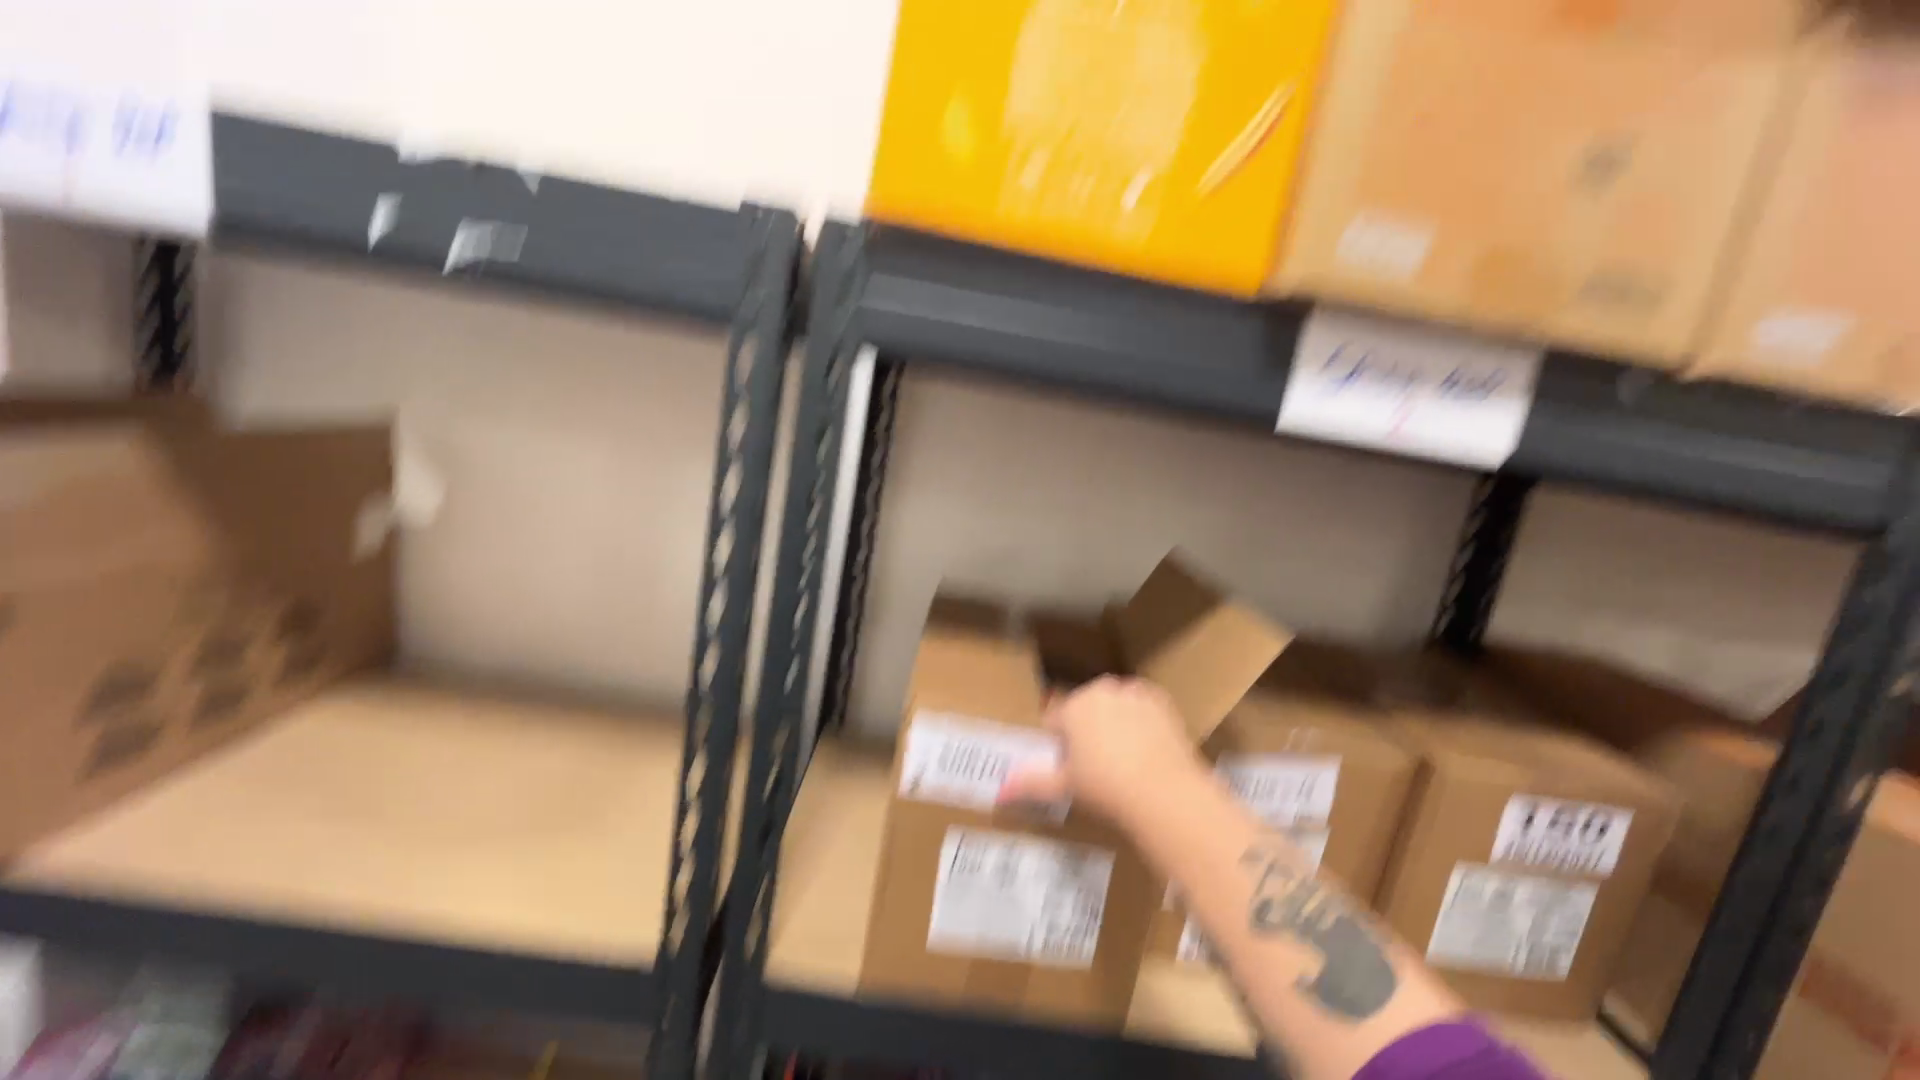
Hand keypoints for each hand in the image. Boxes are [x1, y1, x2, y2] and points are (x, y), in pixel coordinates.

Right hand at [998, 676, 1207, 829]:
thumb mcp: (1064, 786)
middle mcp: (1101, 690)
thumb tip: (1000, 790)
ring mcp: (1133, 693)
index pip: (1056, 722)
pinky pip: (1142, 707)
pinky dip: (1141, 721)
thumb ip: (1030, 783)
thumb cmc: (1105, 787)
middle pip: (1085, 709)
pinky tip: (1146, 748)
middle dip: (1087, 730)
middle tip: (1097, 766)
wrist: (1163, 792)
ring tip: (1124, 759)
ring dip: (1114, 722)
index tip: (1072, 768)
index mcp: (1073, 707)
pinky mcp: (1161, 701)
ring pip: (1114, 706)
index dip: (1061, 745)